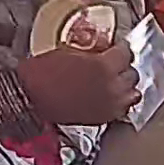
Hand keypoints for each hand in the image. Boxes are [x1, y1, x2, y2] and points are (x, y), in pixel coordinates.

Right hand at [17, 41, 138, 125]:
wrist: (29, 98)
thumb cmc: (42, 73)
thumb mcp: (68, 52)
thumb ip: (92, 52)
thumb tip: (103, 49)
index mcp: (104, 65)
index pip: (126, 53)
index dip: (122, 49)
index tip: (119, 47)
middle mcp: (114, 85)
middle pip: (132, 73)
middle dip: (124, 67)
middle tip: (116, 64)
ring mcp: (113, 103)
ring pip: (133, 92)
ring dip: (127, 85)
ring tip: (117, 81)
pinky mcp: (107, 117)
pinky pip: (125, 108)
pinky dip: (122, 101)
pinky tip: (113, 96)